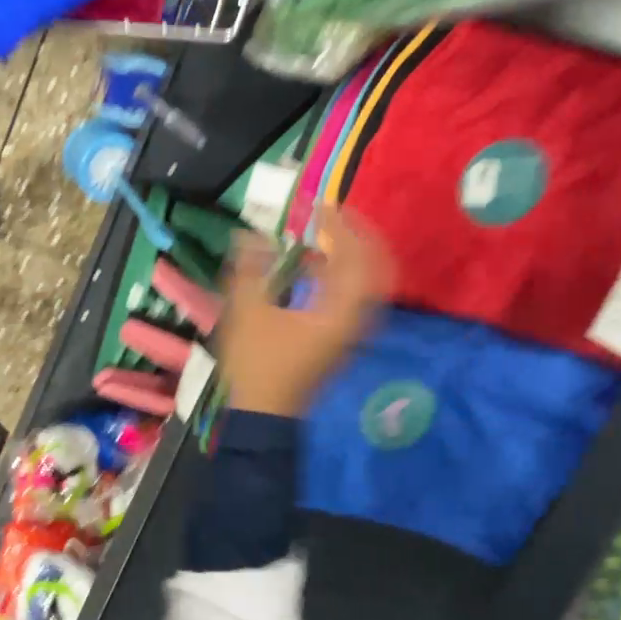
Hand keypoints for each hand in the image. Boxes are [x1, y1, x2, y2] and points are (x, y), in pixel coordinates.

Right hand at [217, 207, 392, 416]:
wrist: (265, 412)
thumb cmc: (258, 363)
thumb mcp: (247, 312)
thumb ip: (250, 270)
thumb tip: (252, 236)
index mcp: (340, 311)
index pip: (358, 259)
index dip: (344, 228)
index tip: (322, 207)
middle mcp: (355, 319)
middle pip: (373, 268)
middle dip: (355, 236)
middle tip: (332, 215)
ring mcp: (350, 330)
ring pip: (364, 282)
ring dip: (349, 254)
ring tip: (323, 233)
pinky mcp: (339, 337)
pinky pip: (352, 295)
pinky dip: (339, 273)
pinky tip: (312, 265)